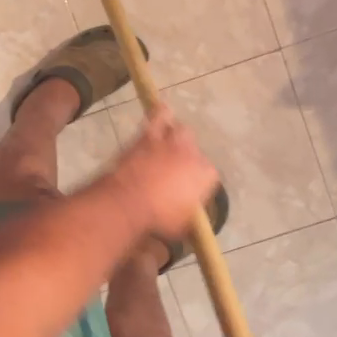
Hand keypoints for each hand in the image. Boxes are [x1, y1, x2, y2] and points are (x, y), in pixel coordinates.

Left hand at [100, 107, 219, 237]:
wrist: (128, 201)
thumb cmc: (158, 219)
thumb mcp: (180, 226)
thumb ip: (187, 217)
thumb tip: (185, 218)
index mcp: (206, 176)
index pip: (208, 175)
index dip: (196, 182)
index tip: (186, 191)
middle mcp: (193, 154)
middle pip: (194, 150)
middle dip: (187, 156)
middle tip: (174, 168)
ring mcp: (171, 142)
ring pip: (180, 130)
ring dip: (175, 136)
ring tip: (169, 141)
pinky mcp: (150, 135)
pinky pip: (159, 116)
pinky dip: (160, 113)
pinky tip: (161, 110)